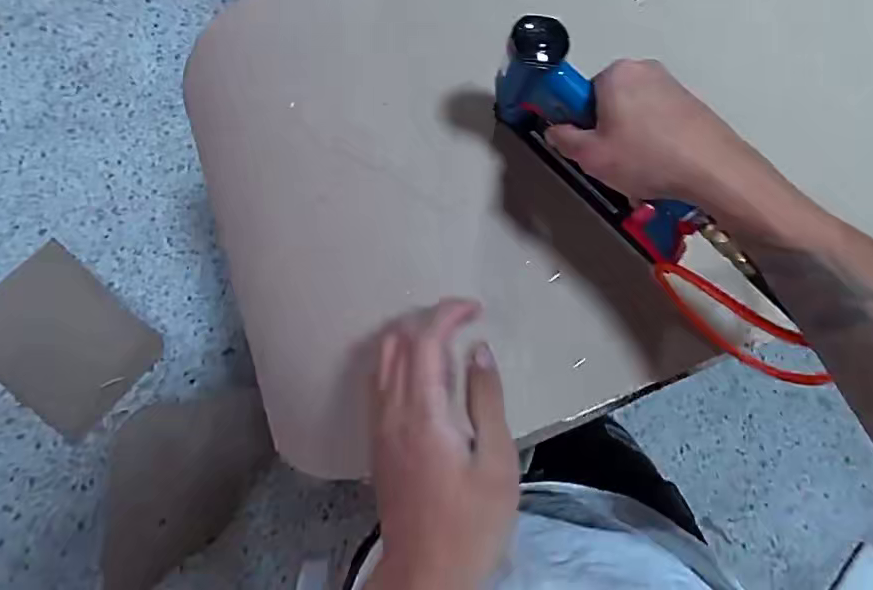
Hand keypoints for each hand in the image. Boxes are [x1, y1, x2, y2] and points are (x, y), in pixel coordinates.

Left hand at [369, 298, 518, 589]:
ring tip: (448, 344)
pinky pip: (380, 379)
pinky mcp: (376, 439)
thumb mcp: (496, 464)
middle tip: (466, 324)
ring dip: (412, 336)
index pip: (424, 339)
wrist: (425, 575)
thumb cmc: (470, 523)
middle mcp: (392, 409)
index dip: (448, 313)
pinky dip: (400, 359)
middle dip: (431, 319)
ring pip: (383, 356)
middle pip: (399, 339)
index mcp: (422, 411)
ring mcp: (379, 423)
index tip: (475, 308)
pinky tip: (425, 375)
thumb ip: (486, 400)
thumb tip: (478, 350)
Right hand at [546, 59, 801, 228]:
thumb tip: (559, 133)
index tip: (573, 134)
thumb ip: (563, 139)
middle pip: (604, 101)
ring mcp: (670, 87)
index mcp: (616, 73)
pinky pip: (655, 122)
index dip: (571, 116)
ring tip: (635, 168)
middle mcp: (644, 71)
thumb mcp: (590, 156)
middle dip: (602, 129)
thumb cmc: (655, 158)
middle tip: (606, 157)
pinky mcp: (689, 106)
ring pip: (631, 114)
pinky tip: (656, 168)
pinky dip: (651, 143)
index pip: (575, 89)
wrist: (716, 173)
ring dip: (627, 139)